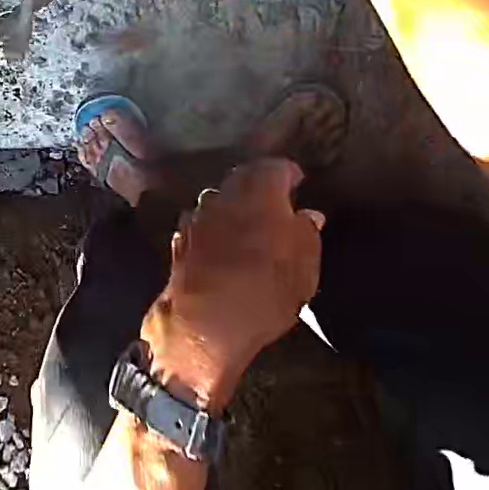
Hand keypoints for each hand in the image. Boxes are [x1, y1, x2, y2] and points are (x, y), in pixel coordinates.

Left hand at [139, 159, 324, 410]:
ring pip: (220, 197)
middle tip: (275, 201)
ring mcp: (198, 214)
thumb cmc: (266, 288)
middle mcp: (225, 192)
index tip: (298, 183)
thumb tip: (308, 215)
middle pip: (244, 177)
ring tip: (249, 223)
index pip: (277, 167)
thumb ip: (307, 233)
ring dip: (234, 204)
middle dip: (259, 184)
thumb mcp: (305, 265)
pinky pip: (203, 221)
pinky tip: (222, 243)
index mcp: (260, 189)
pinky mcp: (180, 238)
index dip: (289, 174)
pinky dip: (215, 226)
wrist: (204, 322)